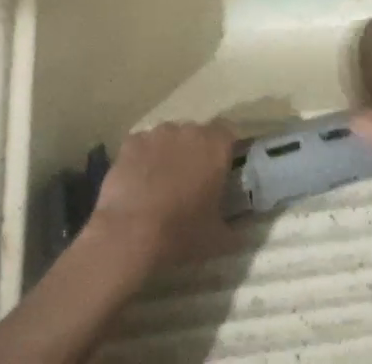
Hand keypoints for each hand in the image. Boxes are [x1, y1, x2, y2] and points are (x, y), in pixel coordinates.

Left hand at [89, 121, 236, 265]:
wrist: (129, 235)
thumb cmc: (181, 233)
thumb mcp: (218, 240)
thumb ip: (234, 231)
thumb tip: (242, 237)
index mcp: (216, 147)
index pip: (228, 134)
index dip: (224, 151)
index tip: (220, 170)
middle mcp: (189, 131)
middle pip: (196, 134)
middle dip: (194, 152)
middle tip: (190, 180)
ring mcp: (157, 134)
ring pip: (168, 137)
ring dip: (168, 152)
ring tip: (160, 182)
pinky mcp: (130, 143)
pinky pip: (141, 145)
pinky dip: (142, 158)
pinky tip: (137, 181)